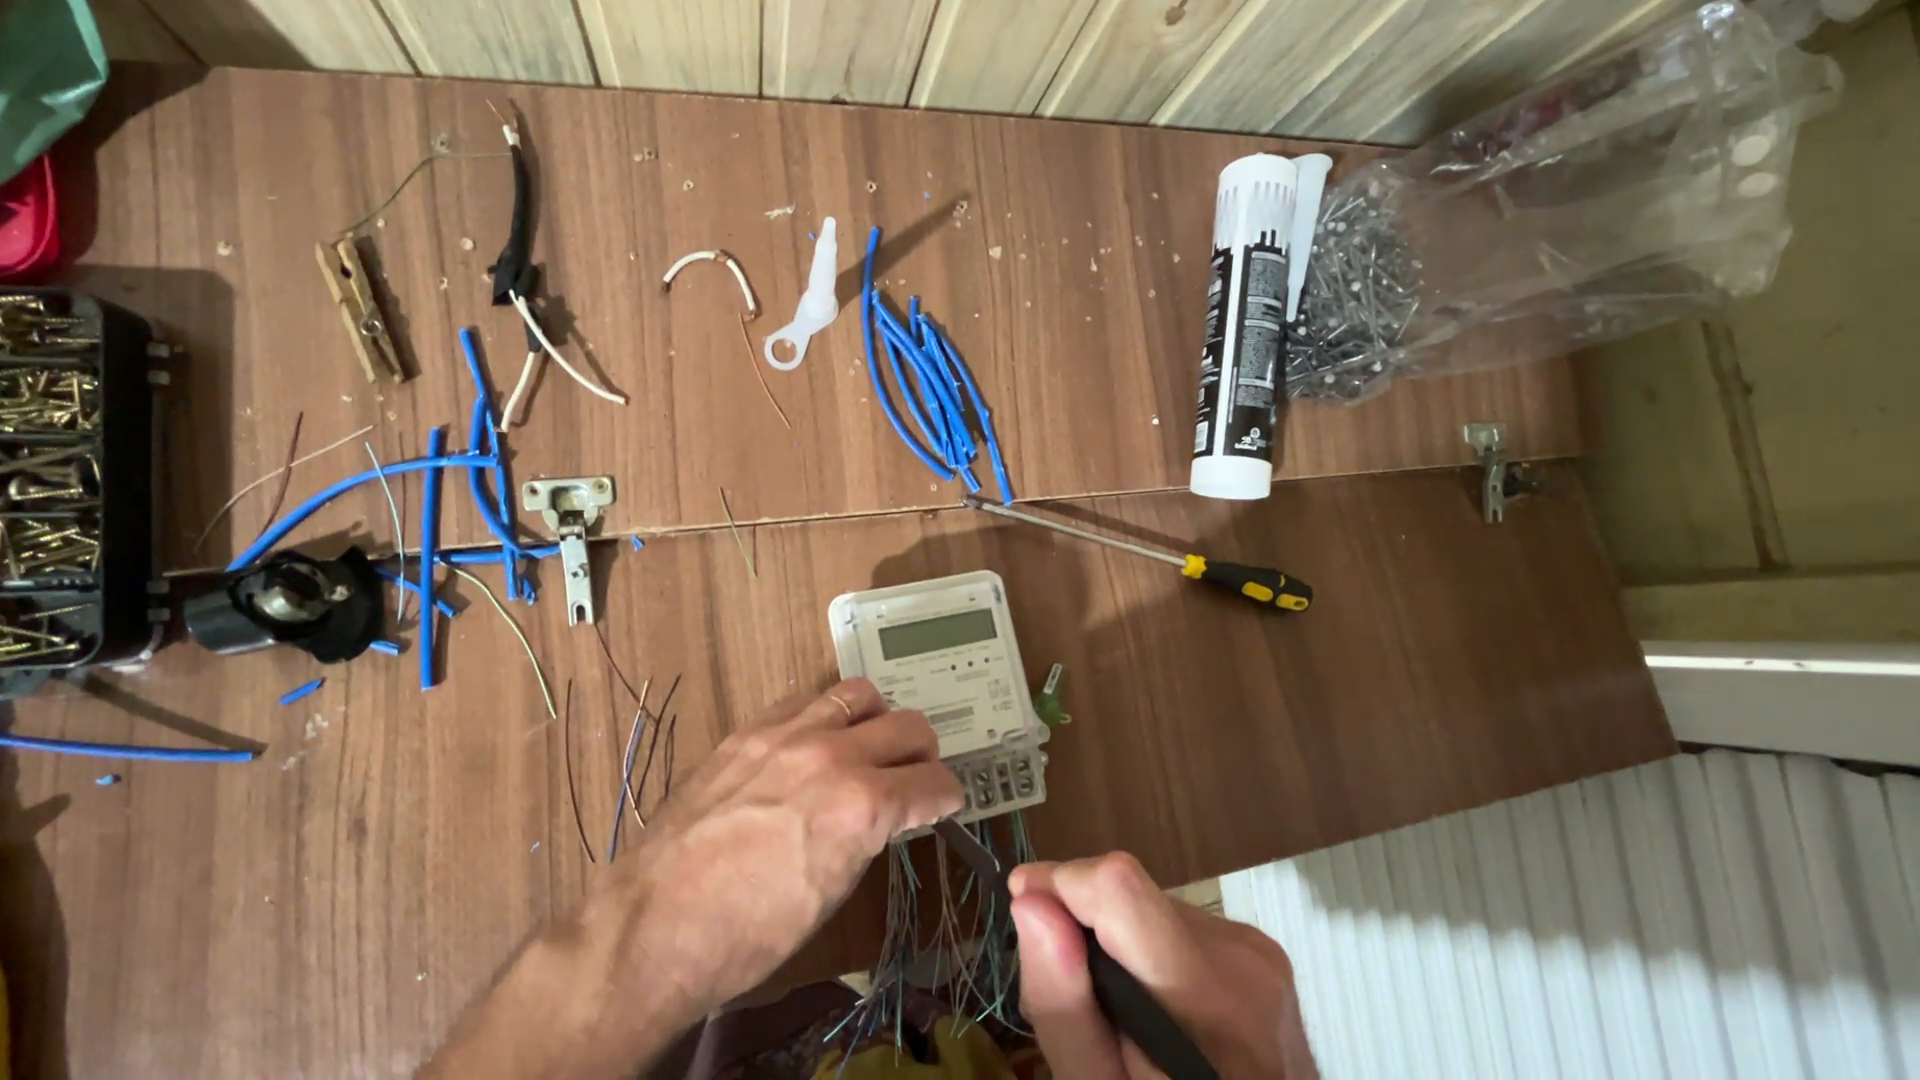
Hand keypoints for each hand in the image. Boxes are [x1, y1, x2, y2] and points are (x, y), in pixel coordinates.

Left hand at [422, 679, 962, 1079]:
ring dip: (878, 719)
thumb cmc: (750, 932)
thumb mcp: (833, 891)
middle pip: (911, 726)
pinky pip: (806, 698)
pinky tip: (818, 741)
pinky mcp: (750, 729)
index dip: (947, 797)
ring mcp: (789, 734)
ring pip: (862, 693)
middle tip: (914, 776)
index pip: (936, 782)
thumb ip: (870, 835)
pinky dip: (826, 715)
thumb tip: (887, 814)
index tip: (942, 804)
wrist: (656, 923)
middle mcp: (834, 755)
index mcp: (863, 806)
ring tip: (869, 744)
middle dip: (924, 754)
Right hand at [1010, 853, 1317, 1078]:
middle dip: (1084, 931)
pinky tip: (1160, 1012)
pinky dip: (1151, 955)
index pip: (1119, 885)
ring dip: (1118, 946)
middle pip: (1128, 894)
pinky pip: (1180, 925)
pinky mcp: (1263, 950)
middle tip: (1080, 1009)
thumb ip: (1065, 1007)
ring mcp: (1258, 950)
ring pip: (1150, 907)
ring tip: (1124, 1022)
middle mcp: (1237, 955)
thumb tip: (1030, 902)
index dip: (1060, 884)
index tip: (1027, 911)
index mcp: (1202, 999)